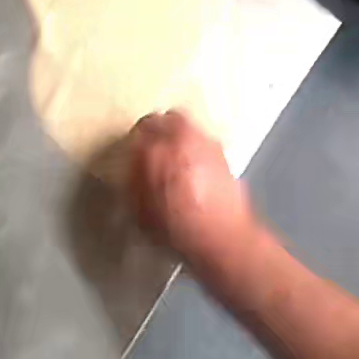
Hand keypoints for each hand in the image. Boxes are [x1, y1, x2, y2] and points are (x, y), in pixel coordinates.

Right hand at [127, 110, 261, 273]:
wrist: (223, 239)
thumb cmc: (178, 232)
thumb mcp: (142, 213)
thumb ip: (135, 183)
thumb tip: (135, 167)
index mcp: (154, 153)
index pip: (139, 130)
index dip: (135, 140)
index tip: (135, 151)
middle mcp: (180, 139)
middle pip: (164, 118)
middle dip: (157, 127)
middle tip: (153, 143)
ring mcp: (203, 141)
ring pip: (184, 123)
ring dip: (176, 132)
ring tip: (174, 151)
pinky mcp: (220, 150)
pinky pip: (201, 137)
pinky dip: (194, 144)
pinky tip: (193, 163)